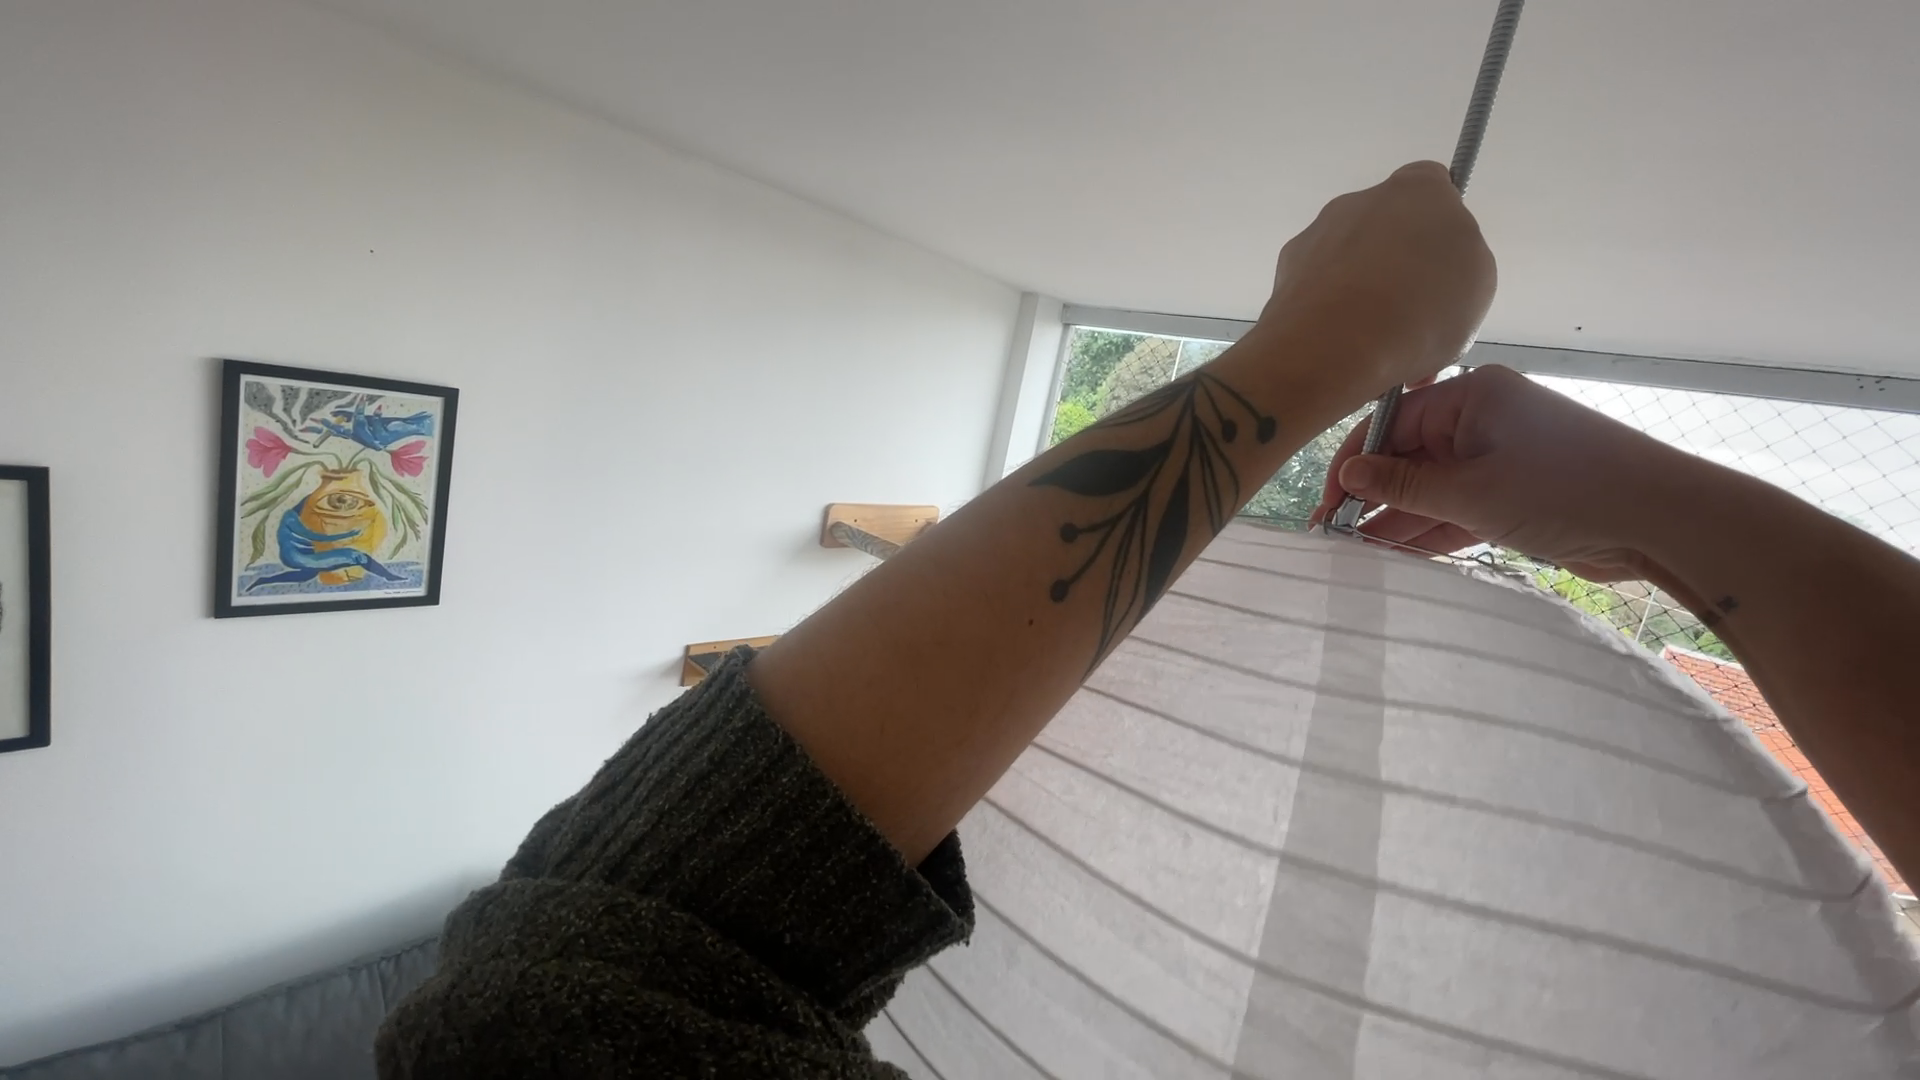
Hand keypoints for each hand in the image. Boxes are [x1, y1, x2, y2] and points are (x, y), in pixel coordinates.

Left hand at [1256, 161, 1497, 399]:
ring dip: (1354, 296)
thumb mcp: (1476, 281)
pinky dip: (1323, 319)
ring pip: (1341, 266)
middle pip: (1379, 230)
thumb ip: (1455, 259)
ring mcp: (1308, 242)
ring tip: (1370, 345)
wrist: (1328, 349)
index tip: (1439, 266)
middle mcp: (1353, 204)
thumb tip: (1430, 268)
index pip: (1431, 188)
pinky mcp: (1278, 282)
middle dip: (1390, 266)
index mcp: (1414, 190)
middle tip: (1406, 315)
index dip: (1436, 227)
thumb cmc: (1419, 309)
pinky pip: (1311, 296)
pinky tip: (1337, 352)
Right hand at [1310, 365, 1692, 581]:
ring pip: (1426, 490)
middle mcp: (1478, 422)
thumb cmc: (1566, 490)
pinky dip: (1426, 532)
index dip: (1352, 465)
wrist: (1669, 524)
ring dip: (1393, 521)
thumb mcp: (1471, 491)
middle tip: (1331, 536)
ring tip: (1351, 552)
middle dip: (1369, 498)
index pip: (1389, 425)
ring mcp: (1494, 460)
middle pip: (1405, 460)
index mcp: (1470, 398)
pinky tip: (1389, 555)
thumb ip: (1403, 486)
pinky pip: (1452, 510)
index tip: (1327, 504)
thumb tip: (1346, 476)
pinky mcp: (1509, 495)